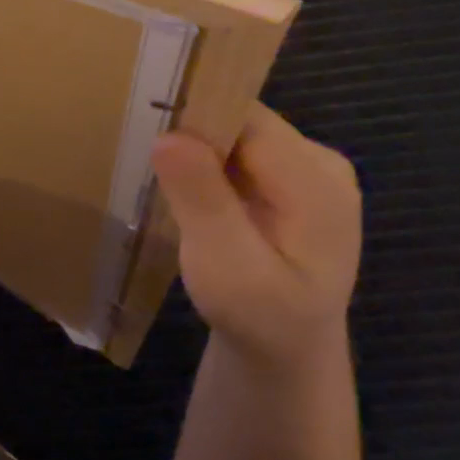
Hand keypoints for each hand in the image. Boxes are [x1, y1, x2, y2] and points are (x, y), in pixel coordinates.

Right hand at [153, 104, 361, 367]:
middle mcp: (320, 165)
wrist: (284, 347)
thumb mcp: (225, 264)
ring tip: (153, 166)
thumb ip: (203, 201)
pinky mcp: (287, 180)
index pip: (244, 118)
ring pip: (233, 130)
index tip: (141, 121)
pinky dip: (201, 156)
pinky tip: (179, 182)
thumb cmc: (256, 311)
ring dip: (190, 142)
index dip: (191, 112)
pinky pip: (235, 147)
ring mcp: (307, 171)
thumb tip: (169, 136)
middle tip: (140, 152)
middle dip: (188, 128)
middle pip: (239, 119)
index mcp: (316, 184)